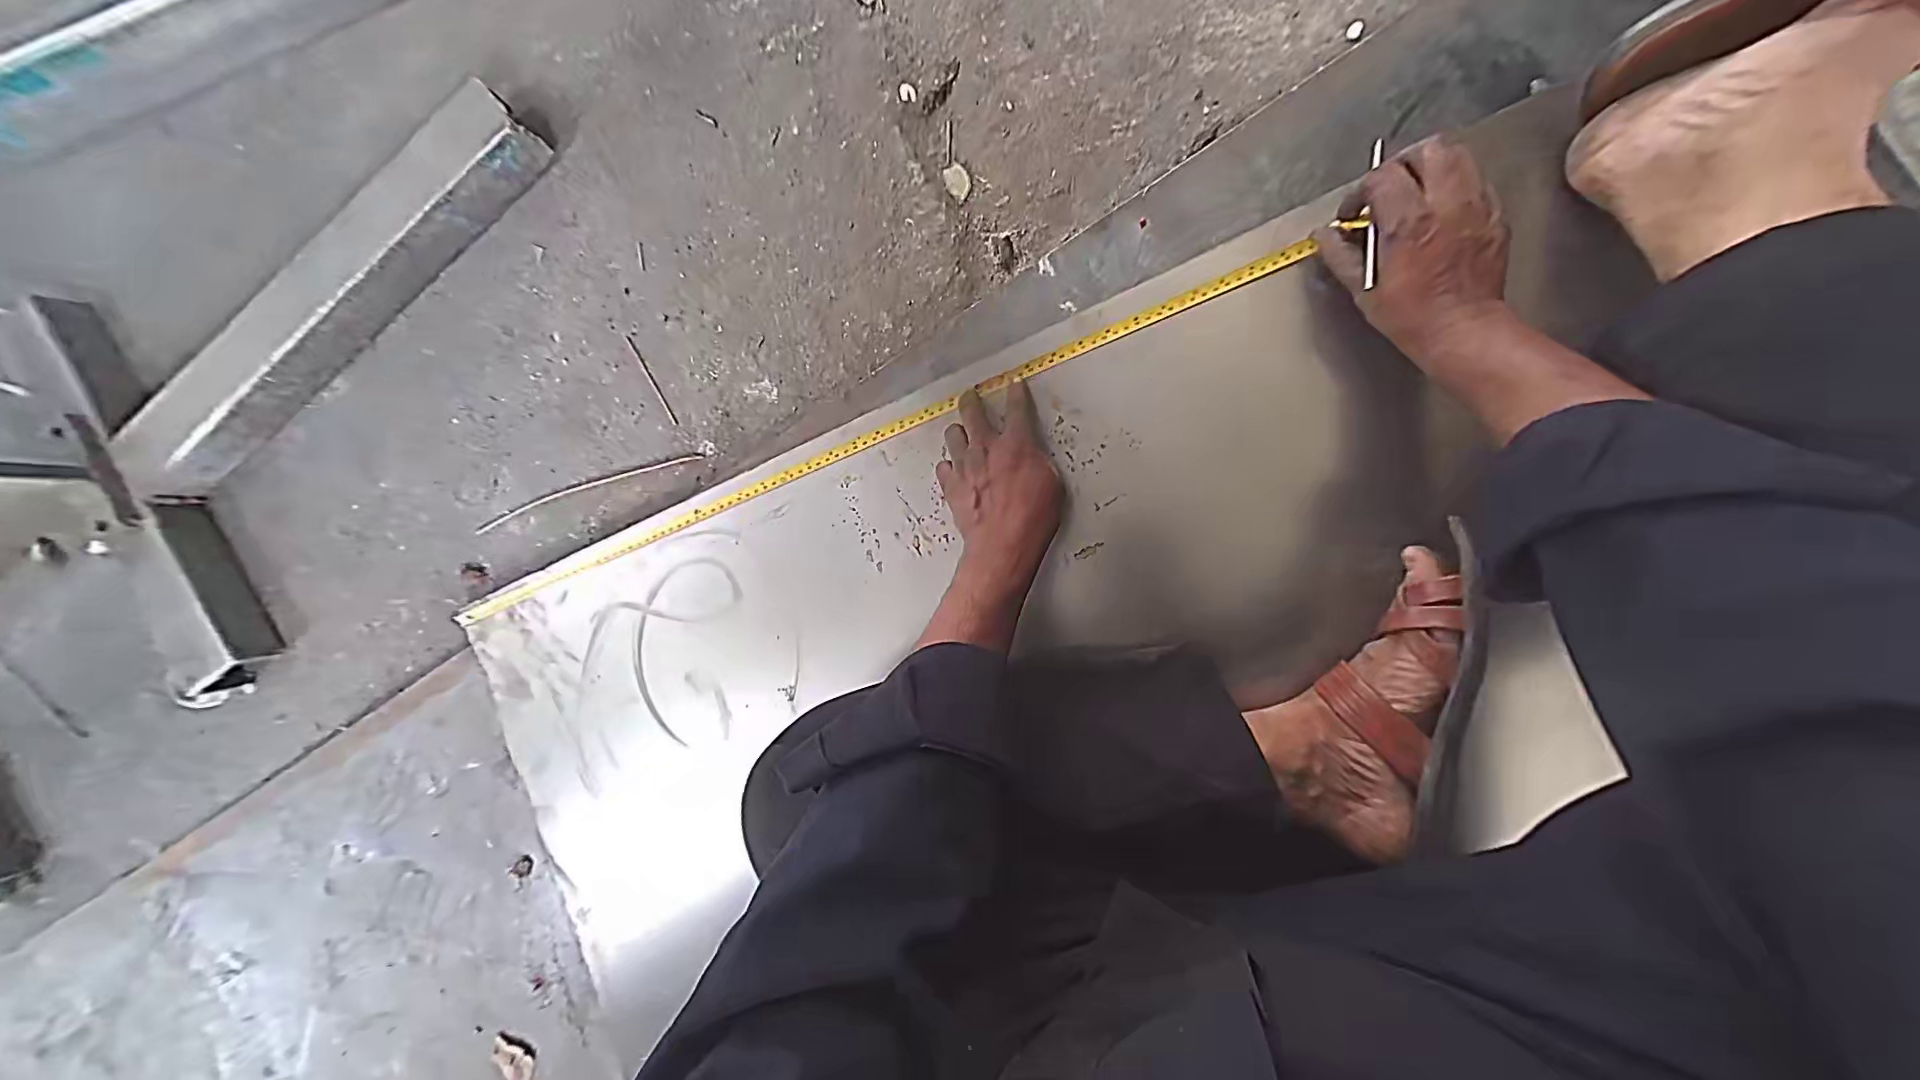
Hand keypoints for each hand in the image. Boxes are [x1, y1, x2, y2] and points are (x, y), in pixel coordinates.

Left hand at [936, 380, 1063, 581]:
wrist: (1002, 542)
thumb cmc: (1031, 517)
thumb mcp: (1052, 484)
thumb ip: (1039, 463)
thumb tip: (1034, 460)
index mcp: (1016, 444)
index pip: (1017, 409)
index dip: (1016, 395)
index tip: (1014, 386)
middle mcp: (986, 449)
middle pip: (973, 413)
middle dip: (972, 401)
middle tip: (971, 396)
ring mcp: (965, 466)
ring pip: (953, 436)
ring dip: (958, 432)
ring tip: (960, 432)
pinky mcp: (952, 487)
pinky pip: (944, 468)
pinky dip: (949, 466)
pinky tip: (953, 468)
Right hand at [1313, 136, 1510, 360]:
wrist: (1460, 329)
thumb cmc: (1410, 316)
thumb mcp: (1363, 289)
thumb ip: (1340, 254)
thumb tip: (1324, 235)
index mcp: (1409, 223)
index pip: (1382, 177)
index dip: (1360, 191)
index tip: (1353, 212)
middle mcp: (1447, 205)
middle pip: (1427, 149)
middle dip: (1400, 164)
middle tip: (1385, 188)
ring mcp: (1476, 206)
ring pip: (1457, 155)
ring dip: (1429, 167)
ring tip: (1412, 194)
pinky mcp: (1494, 214)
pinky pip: (1475, 179)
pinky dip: (1452, 185)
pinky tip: (1437, 211)